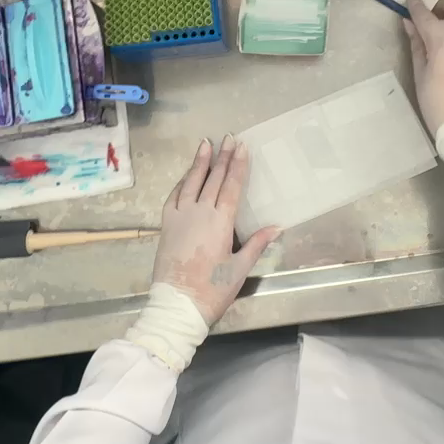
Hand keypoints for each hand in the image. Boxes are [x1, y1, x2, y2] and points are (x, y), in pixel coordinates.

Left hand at [150, 136, 279, 325]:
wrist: (177, 305)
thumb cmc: (212, 290)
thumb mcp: (239, 269)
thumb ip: (256, 244)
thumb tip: (276, 226)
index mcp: (220, 222)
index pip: (230, 186)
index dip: (237, 165)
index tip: (241, 146)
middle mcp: (199, 212)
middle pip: (213, 179)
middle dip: (222, 157)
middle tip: (228, 137)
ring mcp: (180, 216)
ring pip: (191, 182)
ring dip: (199, 162)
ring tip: (205, 143)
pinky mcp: (166, 224)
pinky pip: (174, 196)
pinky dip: (182, 182)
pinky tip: (186, 175)